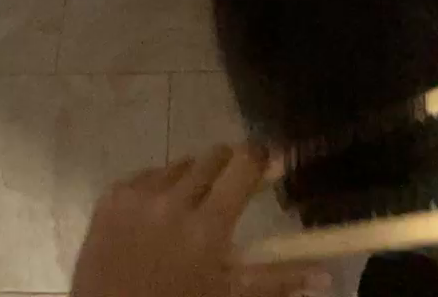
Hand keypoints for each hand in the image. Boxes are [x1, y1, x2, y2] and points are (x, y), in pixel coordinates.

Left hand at [71, 145, 328, 296]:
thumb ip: (278, 281)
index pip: (243, 164)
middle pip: (213, 157)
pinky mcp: (111, 196)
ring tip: (192, 213)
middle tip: (231, 193)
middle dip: (228, 168)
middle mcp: (172, 201)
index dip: (259, 158)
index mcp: (206, 229)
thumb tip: (326, 273)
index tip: (269, 161)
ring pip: (180, 165)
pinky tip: (159, 219)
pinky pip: (147, 175)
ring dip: (193, 180)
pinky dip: (159, 188)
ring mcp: (137, 195)